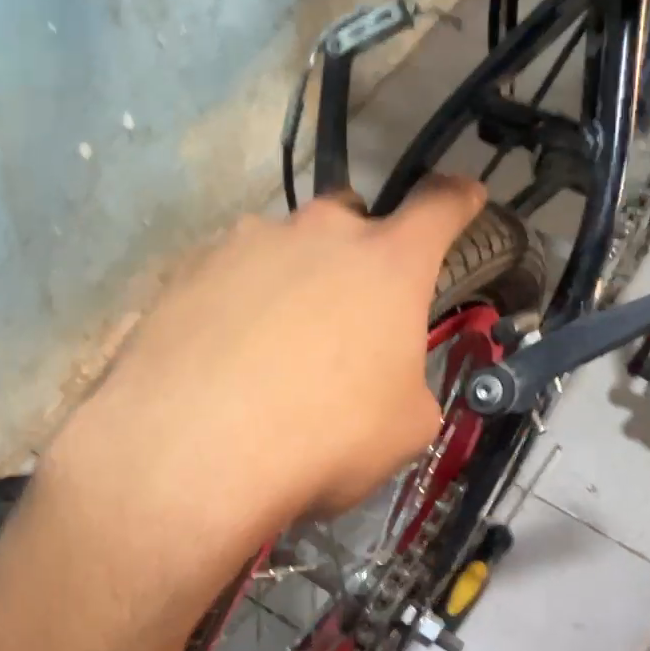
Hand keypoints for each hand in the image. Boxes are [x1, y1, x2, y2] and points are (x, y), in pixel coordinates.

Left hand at [47, 176, 487, 550]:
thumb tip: (390, 385)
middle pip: (350, 221)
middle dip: (357, 255)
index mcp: (388, 264)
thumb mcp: (406, 429)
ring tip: (272, 352)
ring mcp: (244, 246)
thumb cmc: (327, 438)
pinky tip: (225, 363)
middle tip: (347, 316)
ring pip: (283, 251)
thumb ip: (410, 387)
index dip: (457, 201)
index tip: (462, 197)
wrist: (196, 453)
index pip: (439, 207)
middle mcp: (317, 235)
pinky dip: (236, 311)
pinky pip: (228, 282)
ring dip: (290, 285)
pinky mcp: (186, 274)